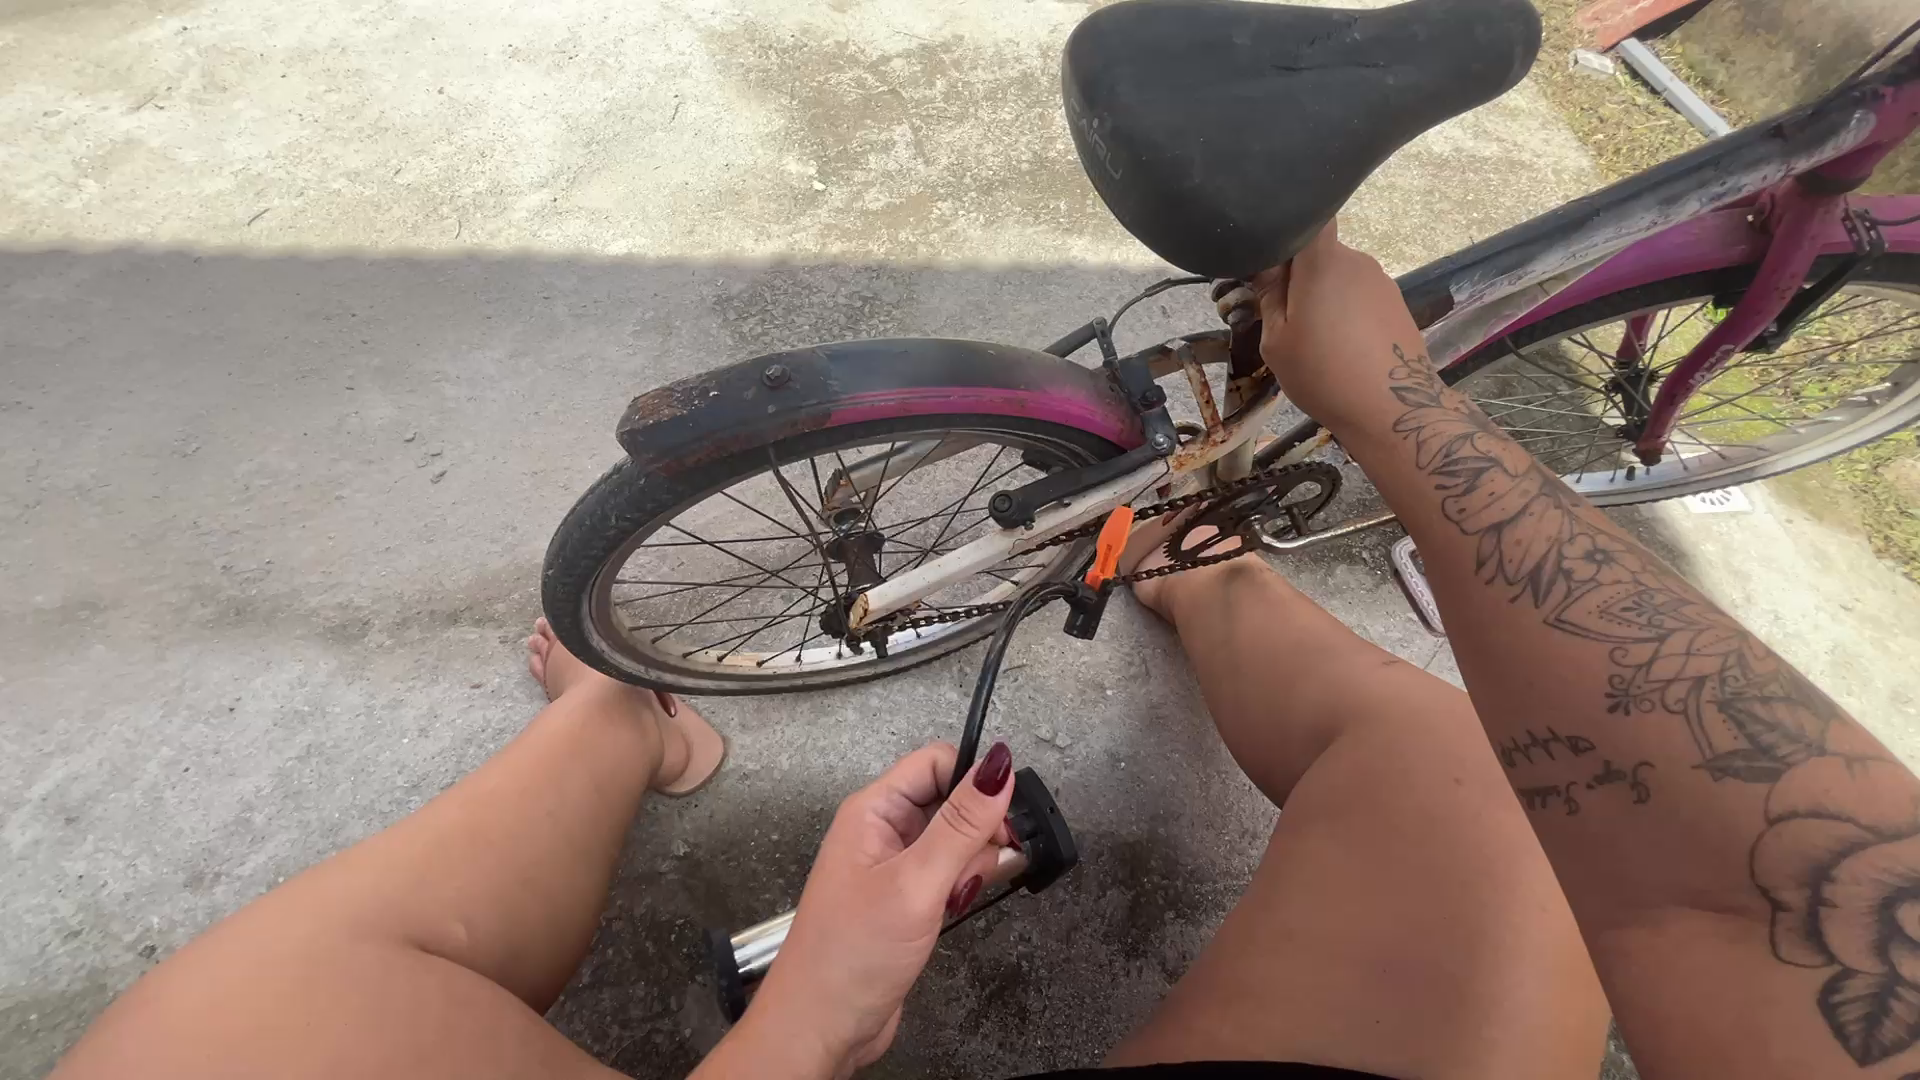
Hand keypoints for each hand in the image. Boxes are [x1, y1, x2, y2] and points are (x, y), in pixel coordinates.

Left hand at [721, 740, 1017, 1076]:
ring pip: (954, 836)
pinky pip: (947, 870)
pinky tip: (959, 906)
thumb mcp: (915, 883)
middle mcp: (884, 829)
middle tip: (990, 859)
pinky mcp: (907, 896)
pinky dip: (963, 883)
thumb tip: (997, 766)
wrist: (820, 1030)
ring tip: (961, 894)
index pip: (935, 762)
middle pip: (949, 798)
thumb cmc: (850, 955)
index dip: (974, 778)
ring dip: (972, 860)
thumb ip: (961, 825)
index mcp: (874, 809)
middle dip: (978, 826)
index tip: (1003, 812)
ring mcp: (895, 863)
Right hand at [1250, 221, 1429, 433]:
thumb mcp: (1276, 341)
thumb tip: (1263, 267)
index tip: (1265, 257)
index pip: (1310, 216)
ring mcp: (1379, 281)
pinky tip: (1332, 345)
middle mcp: (1356, 260)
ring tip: (1303, 336)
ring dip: (1317, 296)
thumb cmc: (1322, 373)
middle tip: (1272, 310)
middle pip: (1318, 252)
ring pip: (1336, 276)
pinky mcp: (1392, 303)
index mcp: (1323, 262)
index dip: (1286, 227)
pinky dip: (1339, 311)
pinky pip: (1355, 295)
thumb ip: (1268, 297)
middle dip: (1295, 273)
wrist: (1390, 407)